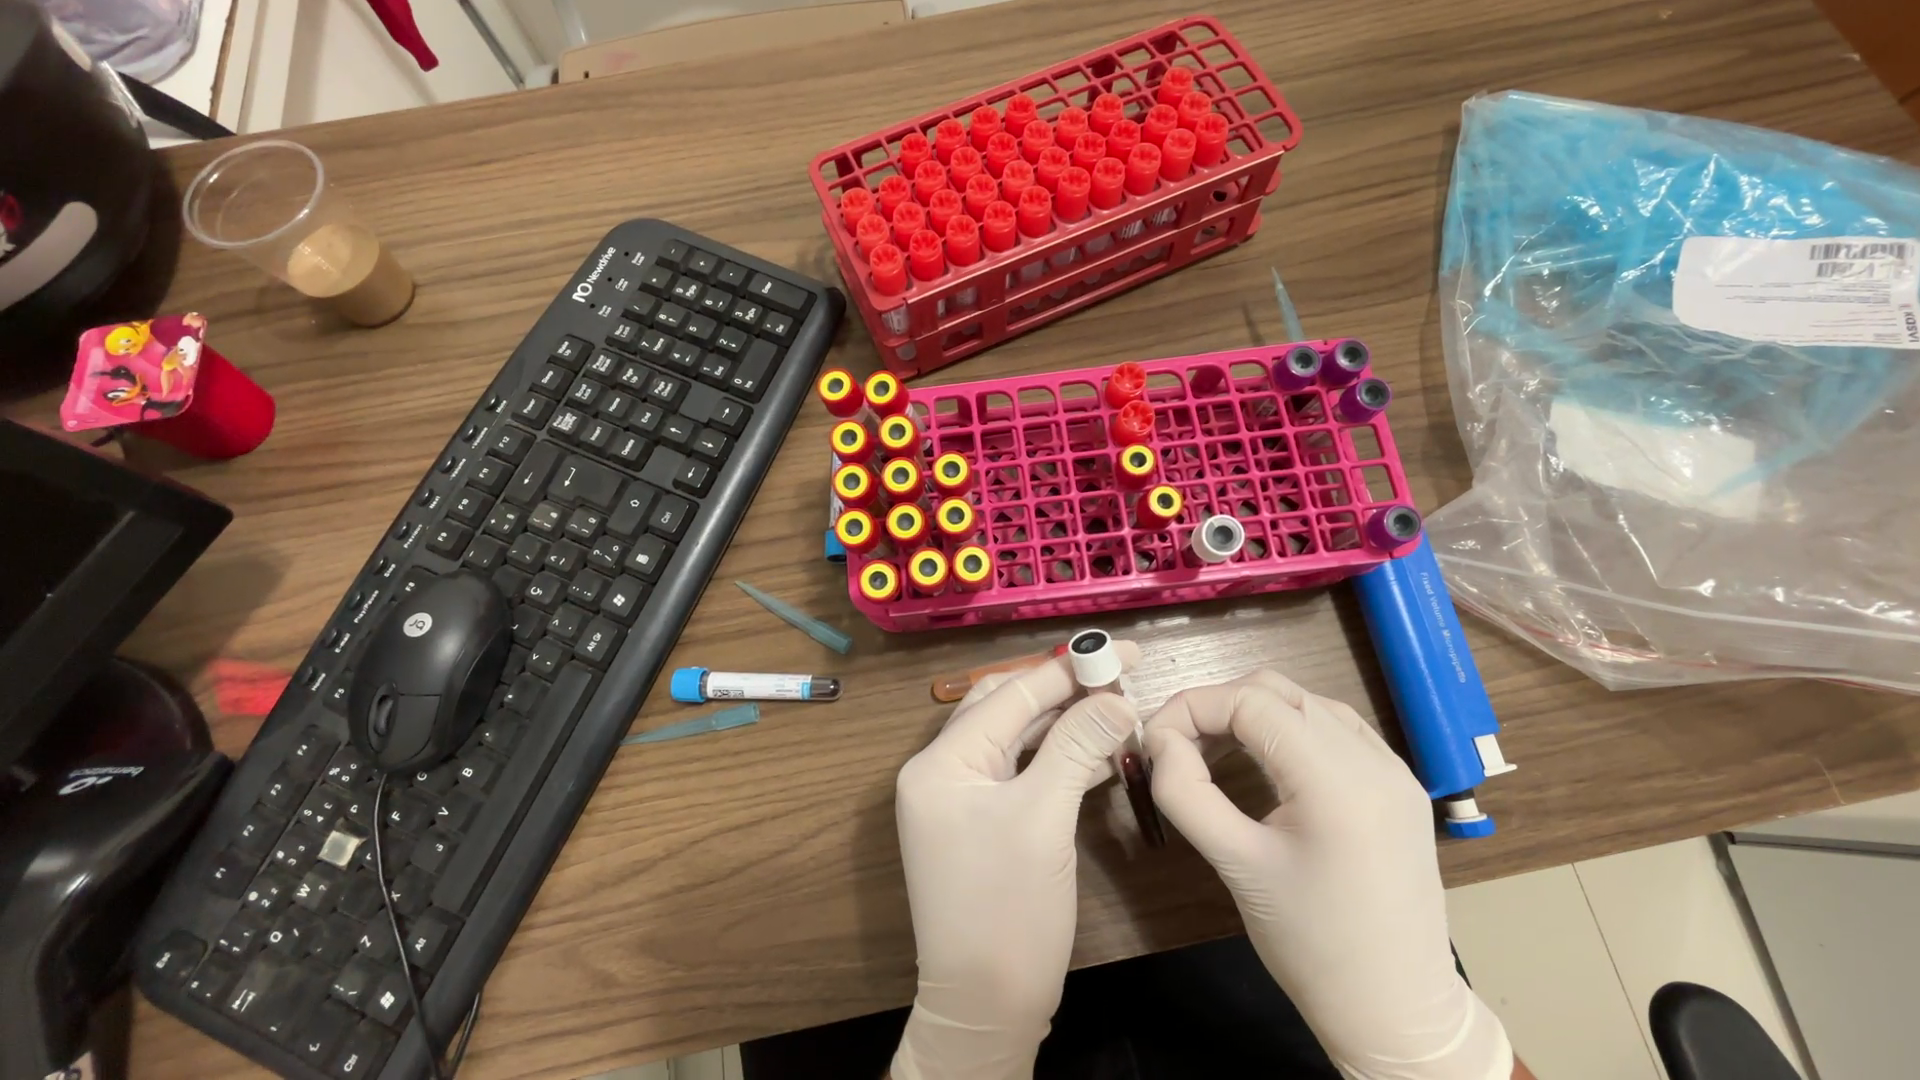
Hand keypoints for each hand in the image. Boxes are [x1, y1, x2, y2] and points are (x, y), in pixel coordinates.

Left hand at [890, 645, 1141, 1079]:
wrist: (985, 1008)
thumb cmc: (1007, 912)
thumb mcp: (1043, 820)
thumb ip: (1076, 748)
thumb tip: (1116, 696)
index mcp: (941, 763)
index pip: (1011, 697)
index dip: (1068, 670)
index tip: (1123, 650)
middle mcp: (942, 773)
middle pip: (1008, 711)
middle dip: (1064, 692)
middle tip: (1120, 678)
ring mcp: (959, 801)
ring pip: (1016, 742)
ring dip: (1063, 725)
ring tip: (1116, 708)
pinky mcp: (981, 826)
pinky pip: (1019, 775)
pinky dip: (1055, 760)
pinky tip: (1096, 751)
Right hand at [1144, 671, 1512, 1079]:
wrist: (1396, 1008)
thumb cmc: (1309, 944)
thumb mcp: (1235, 866)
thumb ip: (1185, 793)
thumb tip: (1159, 740)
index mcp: (1336, 781)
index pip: (1249, 701)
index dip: (1192, 707)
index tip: (1155, 739)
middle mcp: (1374, 760)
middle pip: (1278, 690)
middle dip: (1217, 704)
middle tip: (1177, 744)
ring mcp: (1394, 770)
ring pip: (1307, 702)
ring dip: (1253, 712)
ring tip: (1213, 749)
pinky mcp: (1399, 785)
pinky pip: (1336, 728)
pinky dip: (1289, 728)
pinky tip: (1265, 760)